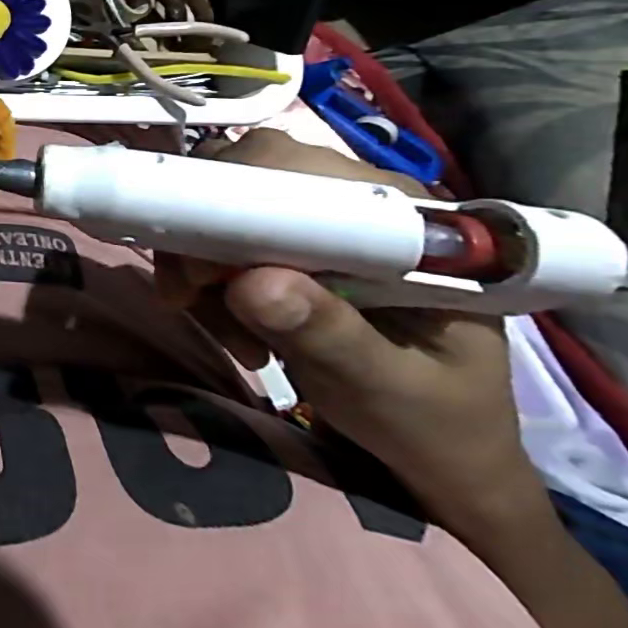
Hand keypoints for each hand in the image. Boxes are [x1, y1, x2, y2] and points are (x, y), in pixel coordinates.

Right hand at [184, 131, 546, 525]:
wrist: (439, 456)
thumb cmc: (433, 423)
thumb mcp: (389, 389)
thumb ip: (331, 336)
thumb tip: (252, 282)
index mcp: (405, 219)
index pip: (303, 171)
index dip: (238, 202)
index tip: (204, 270)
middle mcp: (358, 202)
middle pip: (251, 177)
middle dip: (206, 235)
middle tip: (189, 297)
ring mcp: (320, 221)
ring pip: (224, 204)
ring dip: (202, 264)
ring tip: (231, 335)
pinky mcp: (291, 246)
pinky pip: (222, 237)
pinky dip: (206, 277)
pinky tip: (233, 328)